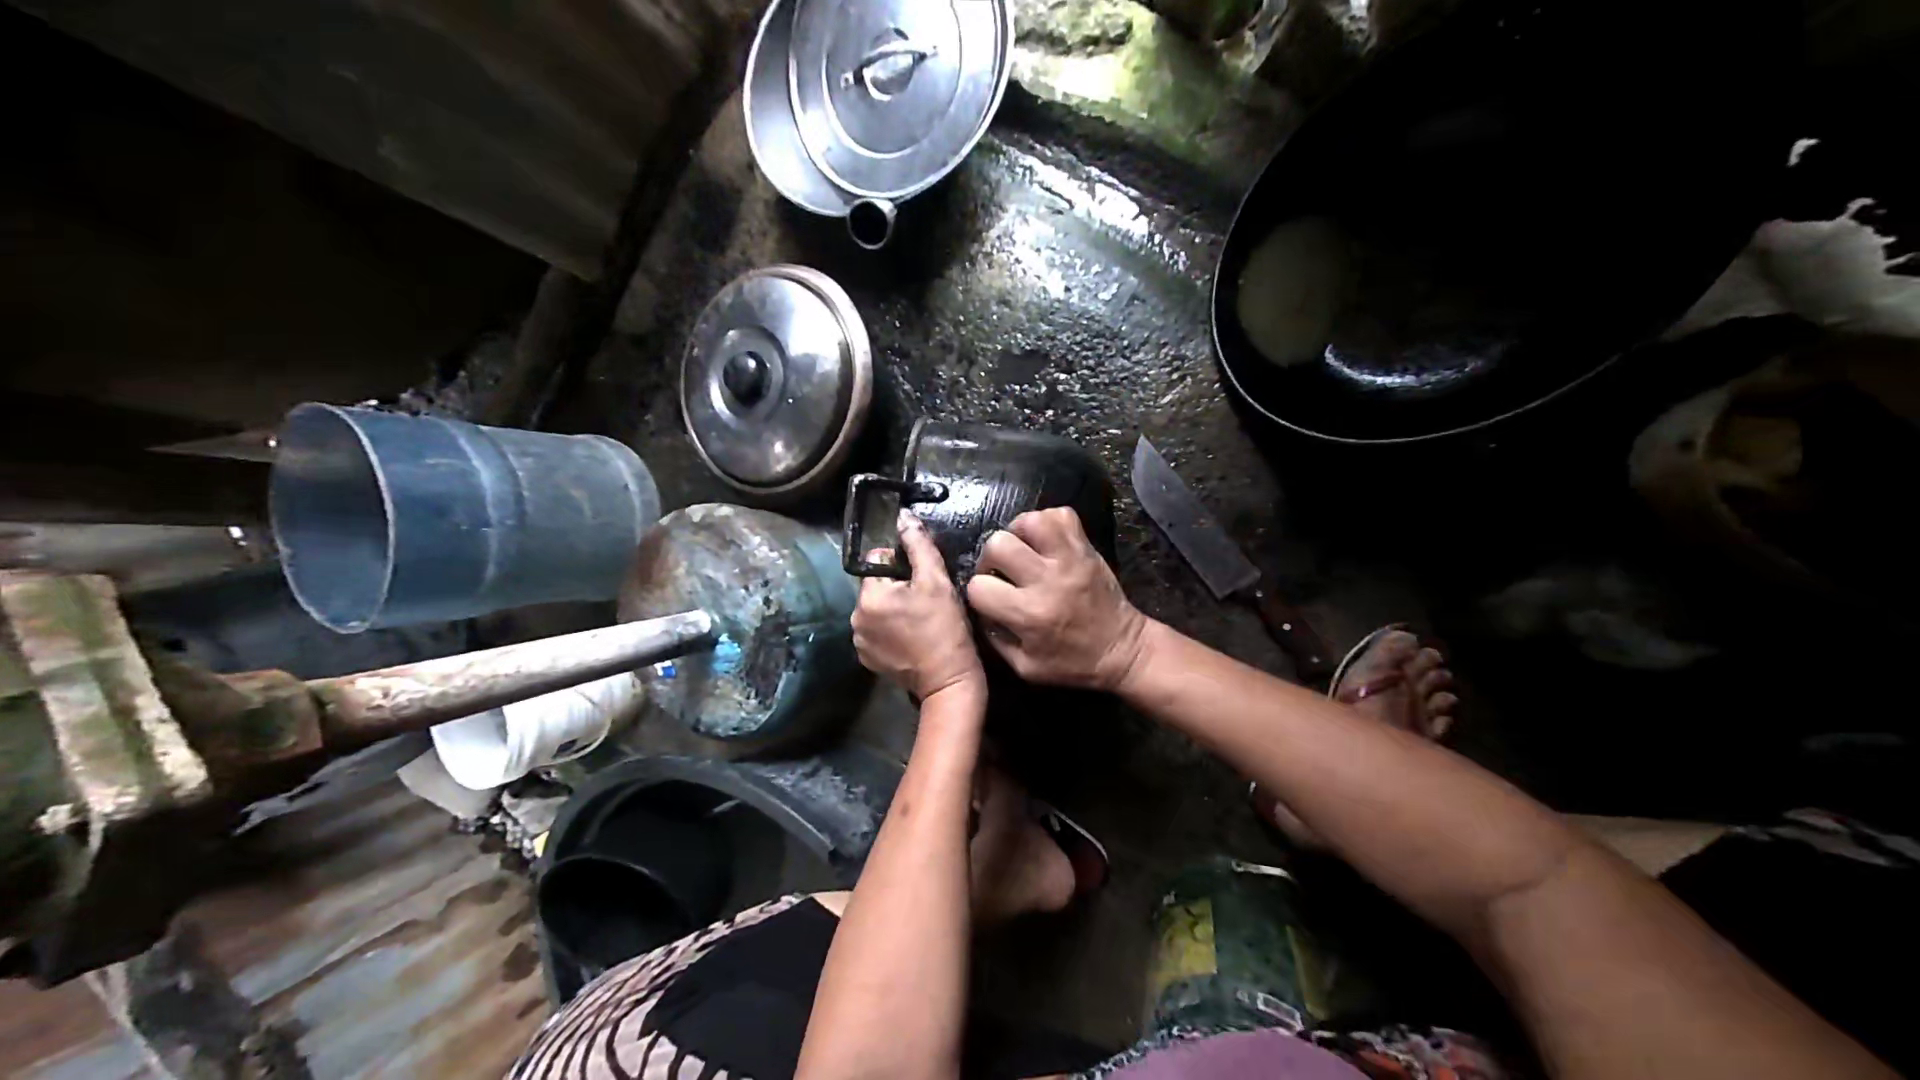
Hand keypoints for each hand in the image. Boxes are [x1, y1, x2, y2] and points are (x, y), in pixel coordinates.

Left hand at [852, 511, 985, 703]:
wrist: (948, 680)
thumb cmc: (944, 628)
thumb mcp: (937, 580)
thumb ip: (918, 545)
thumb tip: (902, 516)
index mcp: (868, 596)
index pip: (879, 562)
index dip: (903, 567)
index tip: (923, 583)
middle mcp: (855, 618)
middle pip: (877, 587)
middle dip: (898, 590)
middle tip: (925, 604)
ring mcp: (859, 642)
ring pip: (877, 610)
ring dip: (894, 610)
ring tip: (920, 622)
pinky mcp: (867, 660)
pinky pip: (877, 632)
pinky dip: (891, 631)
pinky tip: (912, 639)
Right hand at [966, 507, 1150, 690]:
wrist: (1122, 650)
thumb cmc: (1071, 663)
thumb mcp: (1024, 667)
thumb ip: (993, 637)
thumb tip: (976, 606)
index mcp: (1030, 615)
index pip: (979, 586)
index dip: (978, 592)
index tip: (991, 598)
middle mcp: (1048, 580)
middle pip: (998, 544)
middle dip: (991, 558)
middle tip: (1002, 571)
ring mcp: (1070, 559)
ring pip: (1030, 521)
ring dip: (1018, 533)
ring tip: (1022, 550)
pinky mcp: (1086, 547)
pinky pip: (1060, 516)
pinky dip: (1045, 522)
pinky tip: (1043, 541)